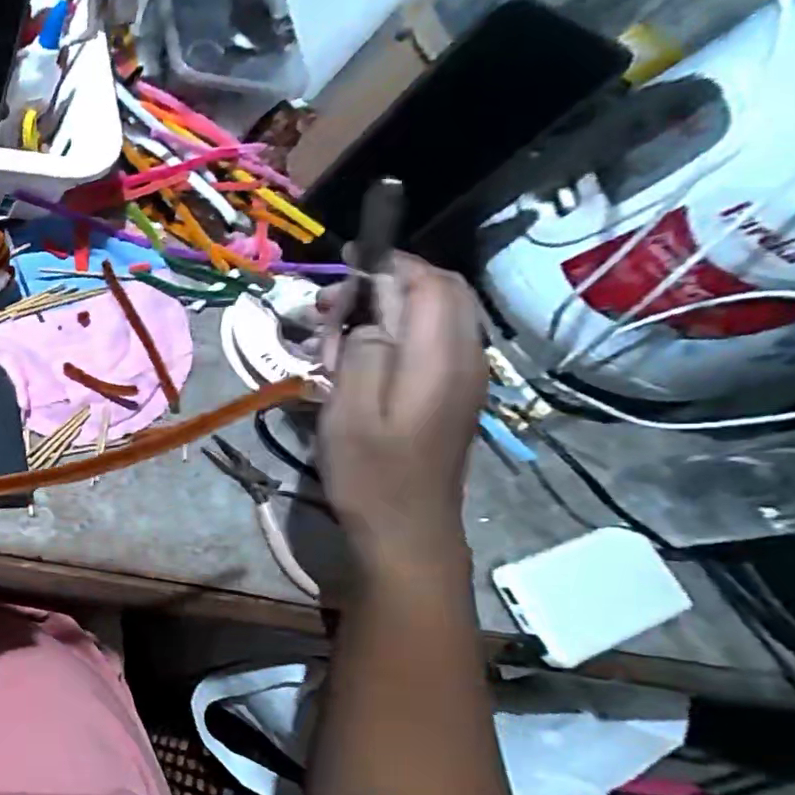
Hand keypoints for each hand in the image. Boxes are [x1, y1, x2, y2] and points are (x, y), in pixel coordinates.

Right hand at [317, 252, 485, 569]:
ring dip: (385, 312)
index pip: (428, 281)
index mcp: (440, 357)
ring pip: (432, 317)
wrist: (406, 531)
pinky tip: (355, 363)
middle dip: (385, 284)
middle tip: (330, 310)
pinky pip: (427, 344)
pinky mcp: (450, 395)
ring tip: (334, 340)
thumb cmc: (371, 473)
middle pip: (438, 292)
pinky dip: (393, 336)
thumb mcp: (350, 410)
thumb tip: (371, 316)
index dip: (388, 263)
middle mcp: (464, 357)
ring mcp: (462, 378)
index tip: (343, 268)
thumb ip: (364, 350)